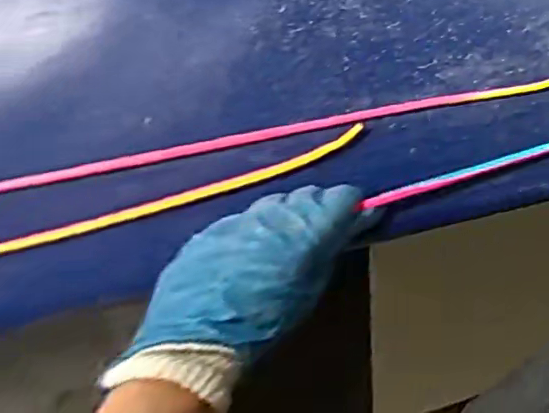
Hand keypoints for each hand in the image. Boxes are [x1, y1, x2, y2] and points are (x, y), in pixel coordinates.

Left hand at [104, 186, 374, 407]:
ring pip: (271, 203)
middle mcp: (272, 214)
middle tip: (320, 230)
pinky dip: (247, 230)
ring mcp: (233, 223)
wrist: (189, 354)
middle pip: (308, 194)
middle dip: (317, 207)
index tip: (359, 218)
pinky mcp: (202, 238)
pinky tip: (244, 252)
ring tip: (279, 240)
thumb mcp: (313, 280)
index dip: (354, 206)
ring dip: (281, 216)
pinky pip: (236, 221)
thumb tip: (357, 217)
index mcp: (307, 225)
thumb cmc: (265, 320)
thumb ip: (334, 242)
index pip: (347, 195)